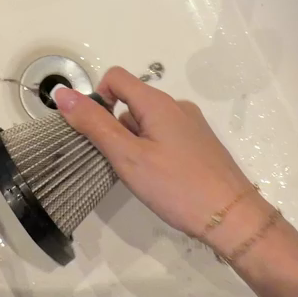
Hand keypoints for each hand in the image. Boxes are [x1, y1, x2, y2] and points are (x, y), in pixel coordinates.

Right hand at [52, 69, 268, 248]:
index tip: (97, 133)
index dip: (97, 98)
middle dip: (115, 127)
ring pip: (148, 121)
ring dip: (134, 142)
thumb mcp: (128, 157)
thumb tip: (63, 94)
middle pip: (131, 101)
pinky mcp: (201, 145)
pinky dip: (153, 150)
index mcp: (158, 103)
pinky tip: (160, 180)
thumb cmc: (177, 186)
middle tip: (118, 163)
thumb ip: (94, 124)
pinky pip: (166, 135)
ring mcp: (192, 126)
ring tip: (141, 177)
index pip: (115, 77)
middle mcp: (177, 106)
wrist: (234, 219)